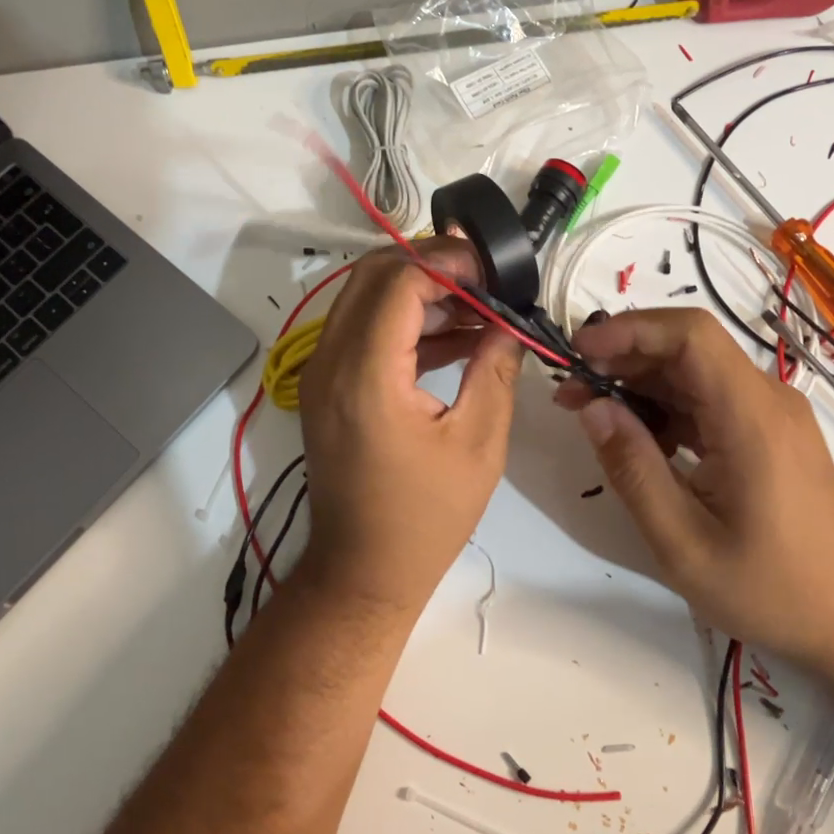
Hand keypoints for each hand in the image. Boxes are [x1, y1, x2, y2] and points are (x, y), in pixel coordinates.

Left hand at [296, 239, 522, 610]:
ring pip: (365, 298)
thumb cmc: (425, 518)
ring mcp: (322, 373)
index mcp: (366, 375)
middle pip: (373, 276)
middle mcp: (331, 362)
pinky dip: (406, 322)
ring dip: (421, 291)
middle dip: (433, 265)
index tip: (495, 270)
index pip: (399, 281)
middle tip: (488, 279)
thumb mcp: (478, 443)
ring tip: (482, 308)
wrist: (362, 572)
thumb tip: (511, 319)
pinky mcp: (327, 387)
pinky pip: (364, 330)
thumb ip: (495, 368)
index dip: (449, 262)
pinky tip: (458, 335)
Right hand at [554, 309, 833, 664]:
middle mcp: (766, 400)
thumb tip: (592, 408)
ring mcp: (769, 413)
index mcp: (751, 418)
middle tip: (568, 389)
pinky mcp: (765, 430)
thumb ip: (633, 470)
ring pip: (693, 372)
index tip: (579, 354)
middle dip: (623, 357)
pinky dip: (663, 406)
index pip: (691, 336)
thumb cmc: (769, 587)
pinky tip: (631, 433)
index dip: (630, 330)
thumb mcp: (683, 542)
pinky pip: (707, 399)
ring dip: (638, 382)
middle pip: (688, 348)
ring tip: (587, 410)